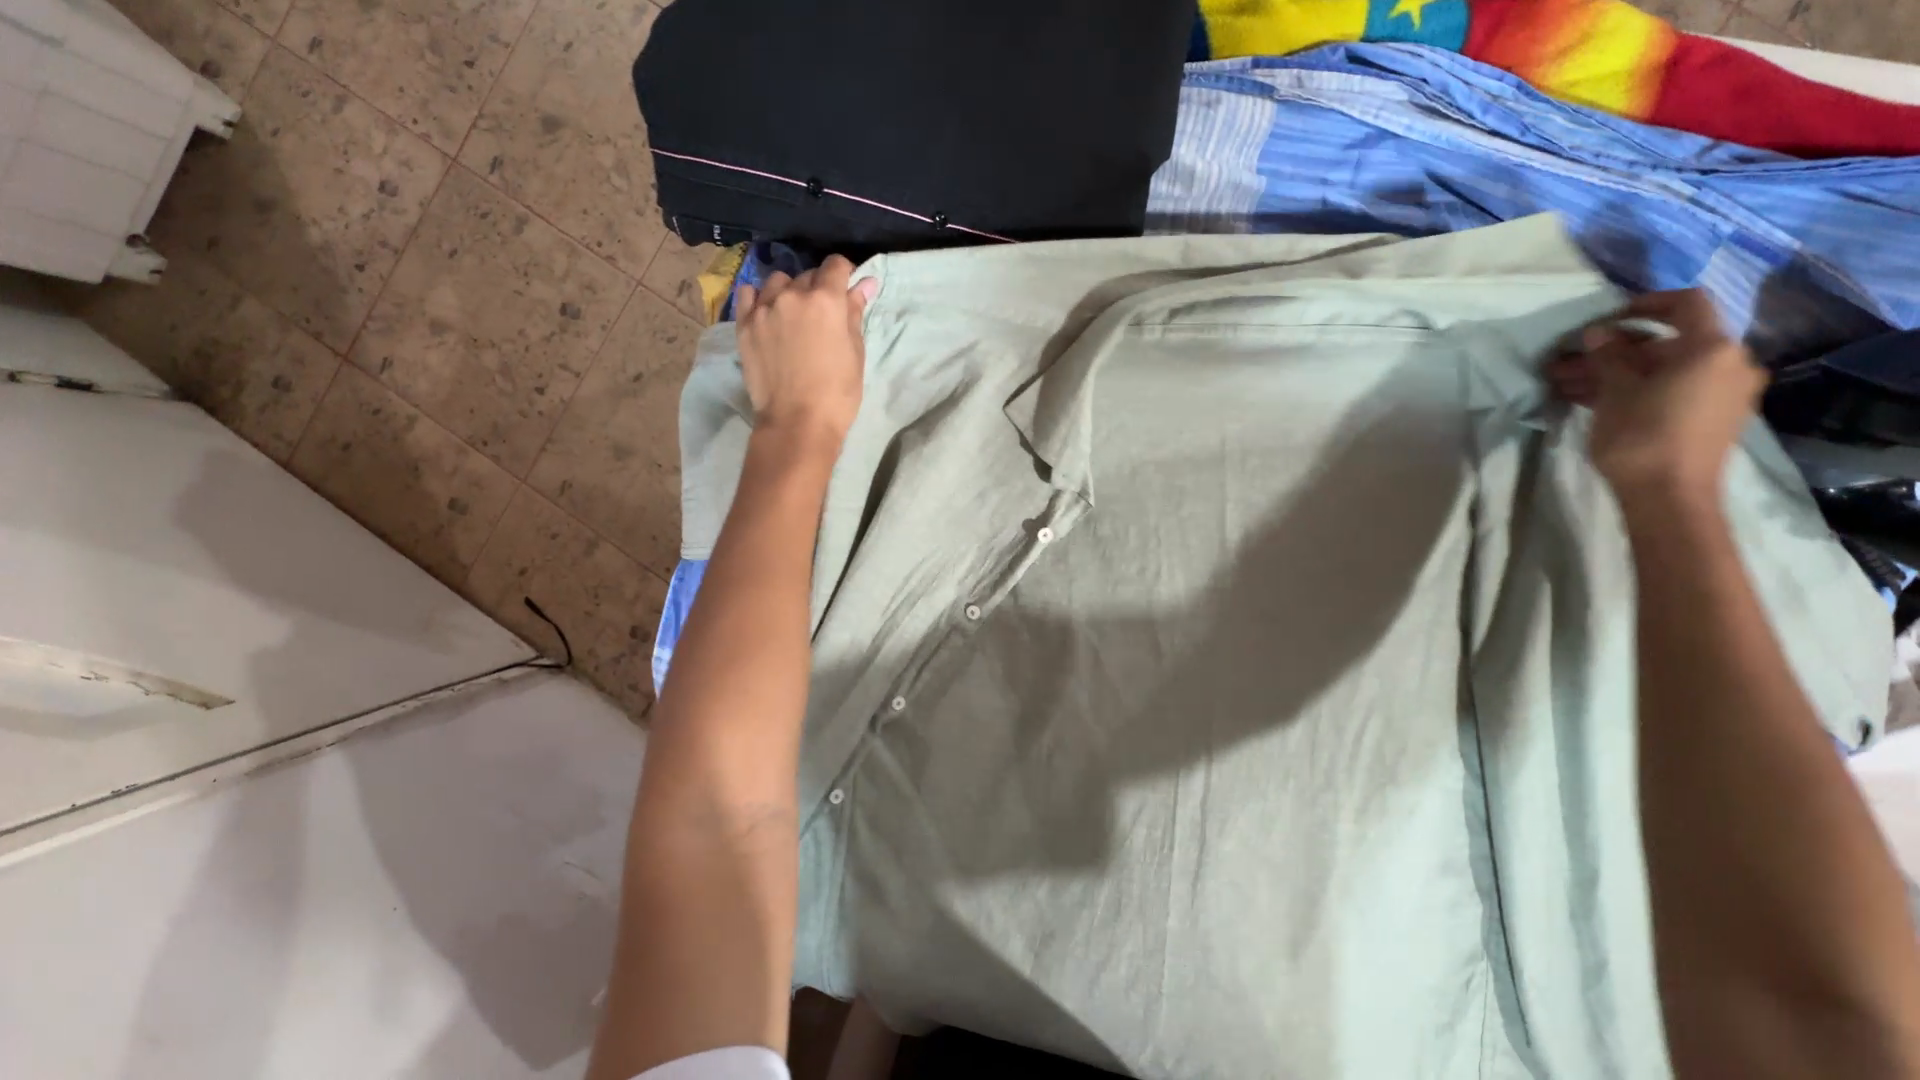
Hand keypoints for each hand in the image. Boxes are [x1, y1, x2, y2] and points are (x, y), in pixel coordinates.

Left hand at [735, 254, 877, 447]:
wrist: (797, 423)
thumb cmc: (837, 393)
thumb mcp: (855, 352)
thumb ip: (855, 312)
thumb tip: (865, 283)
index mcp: (825, 299)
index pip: (836, 266)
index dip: (845, 273)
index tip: (846, 288)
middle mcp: (792, 295)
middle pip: (808, 275)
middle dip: (818, 287)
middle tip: (822, 314)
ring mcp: (764, 308)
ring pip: (778, 282)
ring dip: (788, 290)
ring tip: (792, 313)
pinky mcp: (744, 325)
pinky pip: (748, 294)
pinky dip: (759, 297)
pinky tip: (767, 312)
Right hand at [1547, 289, 1766, 510]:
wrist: (1670, 498)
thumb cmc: (1642, 437)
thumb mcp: (1616, 392)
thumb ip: (1609, 357)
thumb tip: (1599, 334)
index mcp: (1712, 348)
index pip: (1686, 304)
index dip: (1646, 304)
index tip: (1608, 318)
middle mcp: (1729, 364)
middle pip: (1667, 343)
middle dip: (1614, 350)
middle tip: (1570, 361)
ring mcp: (1723, 392)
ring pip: (1664, 370)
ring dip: (1618, 373)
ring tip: (1568, 384)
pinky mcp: (1711, 417)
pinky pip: (1673, 389)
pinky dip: (1637, 389)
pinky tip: (1594, 400)